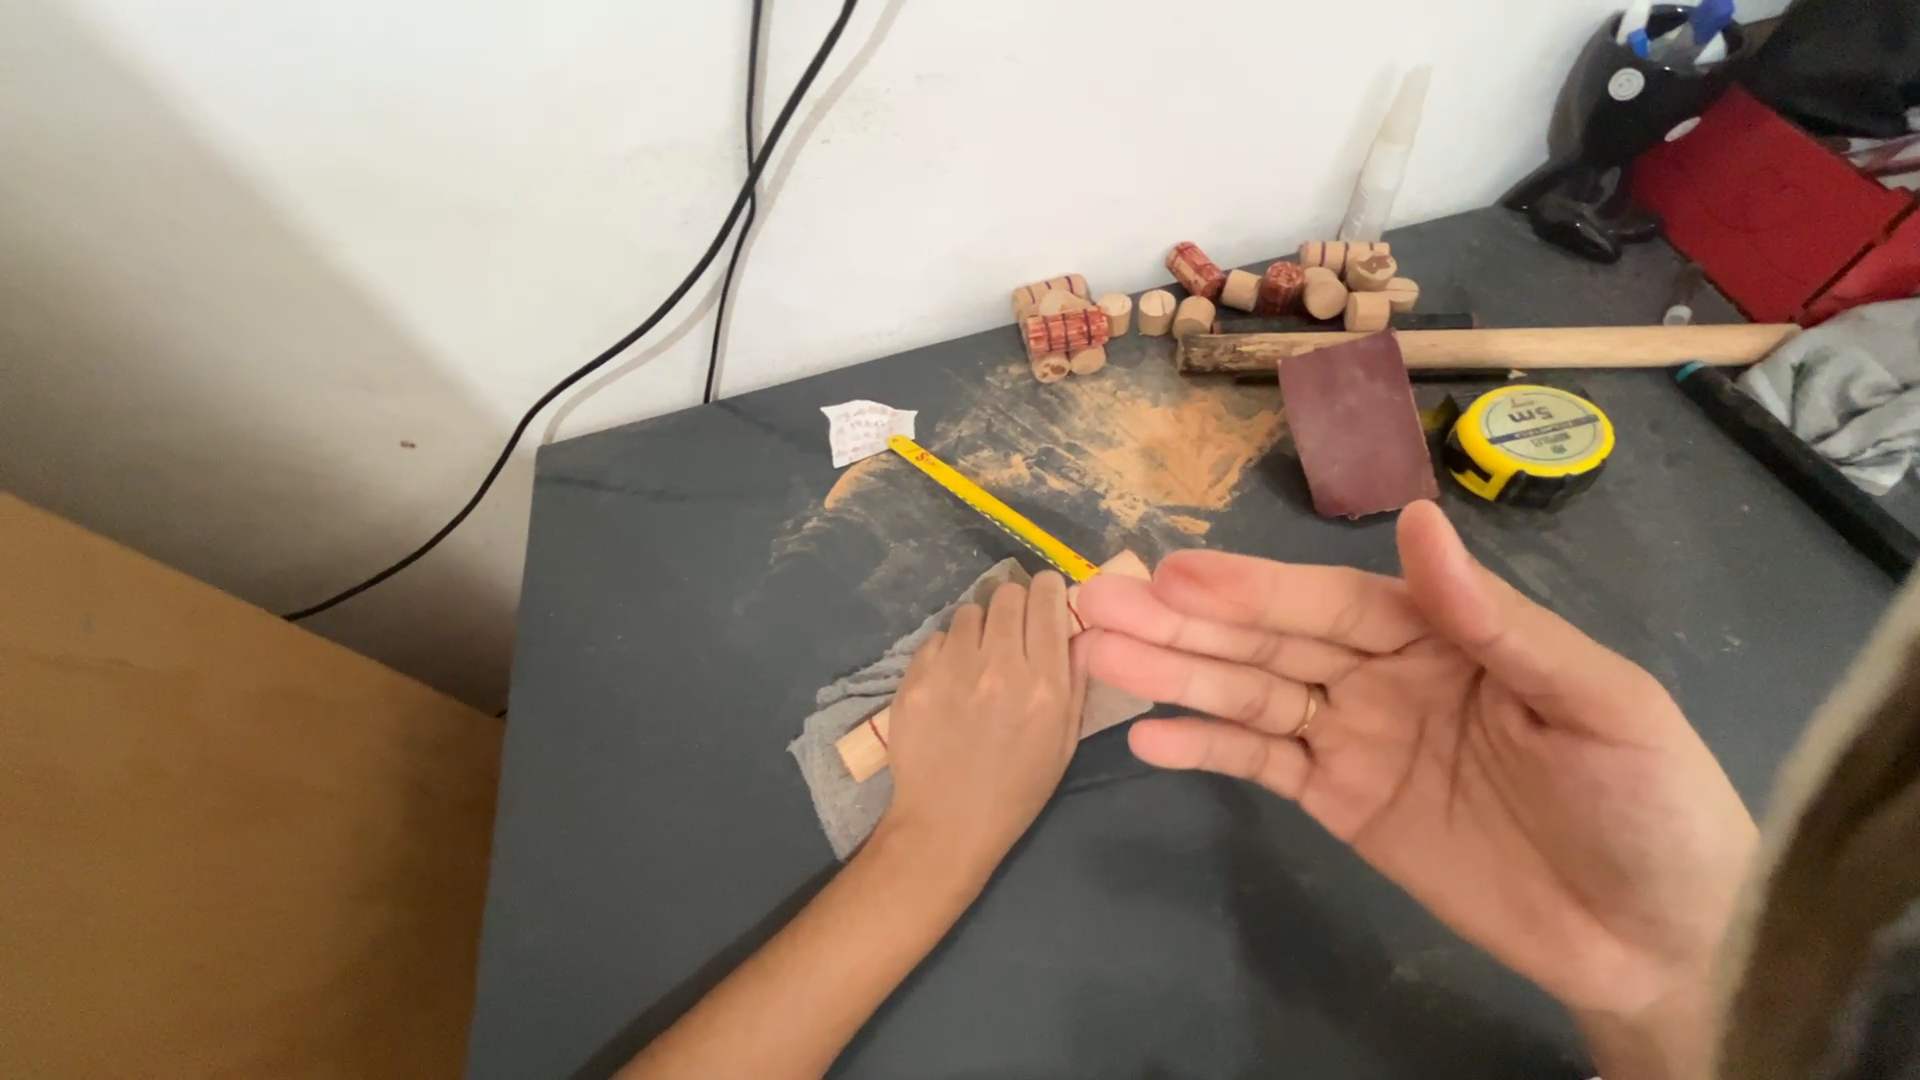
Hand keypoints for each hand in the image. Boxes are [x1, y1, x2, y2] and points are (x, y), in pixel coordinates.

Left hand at [877, 573, 1088, 878]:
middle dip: (1014, 603)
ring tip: (978, 657)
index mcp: (1044, 683)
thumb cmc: (1017, 788)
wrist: (947, 823)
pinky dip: (947, 650)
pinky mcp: (916, 677)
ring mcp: (953, 669)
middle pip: (1007, 594)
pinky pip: (938, 638)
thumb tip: (1078, 628)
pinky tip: (949, 680)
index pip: (1047, 599)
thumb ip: (1074, 680)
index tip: (1045, 596)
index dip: (1048, 589)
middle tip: (1012, 628)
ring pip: (970, 611)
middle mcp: (1000, 666)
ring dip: (979, 626)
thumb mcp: (1064, 741)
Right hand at [1074, 503, 1755, 1040]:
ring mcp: (1344, 735)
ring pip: (1242, 694)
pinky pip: (1256, 763)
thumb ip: (1495, 620)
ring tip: (1095, 656)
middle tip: (1095, 603)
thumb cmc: (1646, 805)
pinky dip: (1202, 749)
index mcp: (1427, 633)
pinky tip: (1147, 738)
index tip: (1173, 574)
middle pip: (1260, 641)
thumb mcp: (1597, 703)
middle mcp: (1370, 672)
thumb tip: (1417, 522)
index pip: (1319, 601)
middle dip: (1177, 622)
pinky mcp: (1331, 797)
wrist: (1657, 943)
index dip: (1247, 588)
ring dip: (1170, 675)